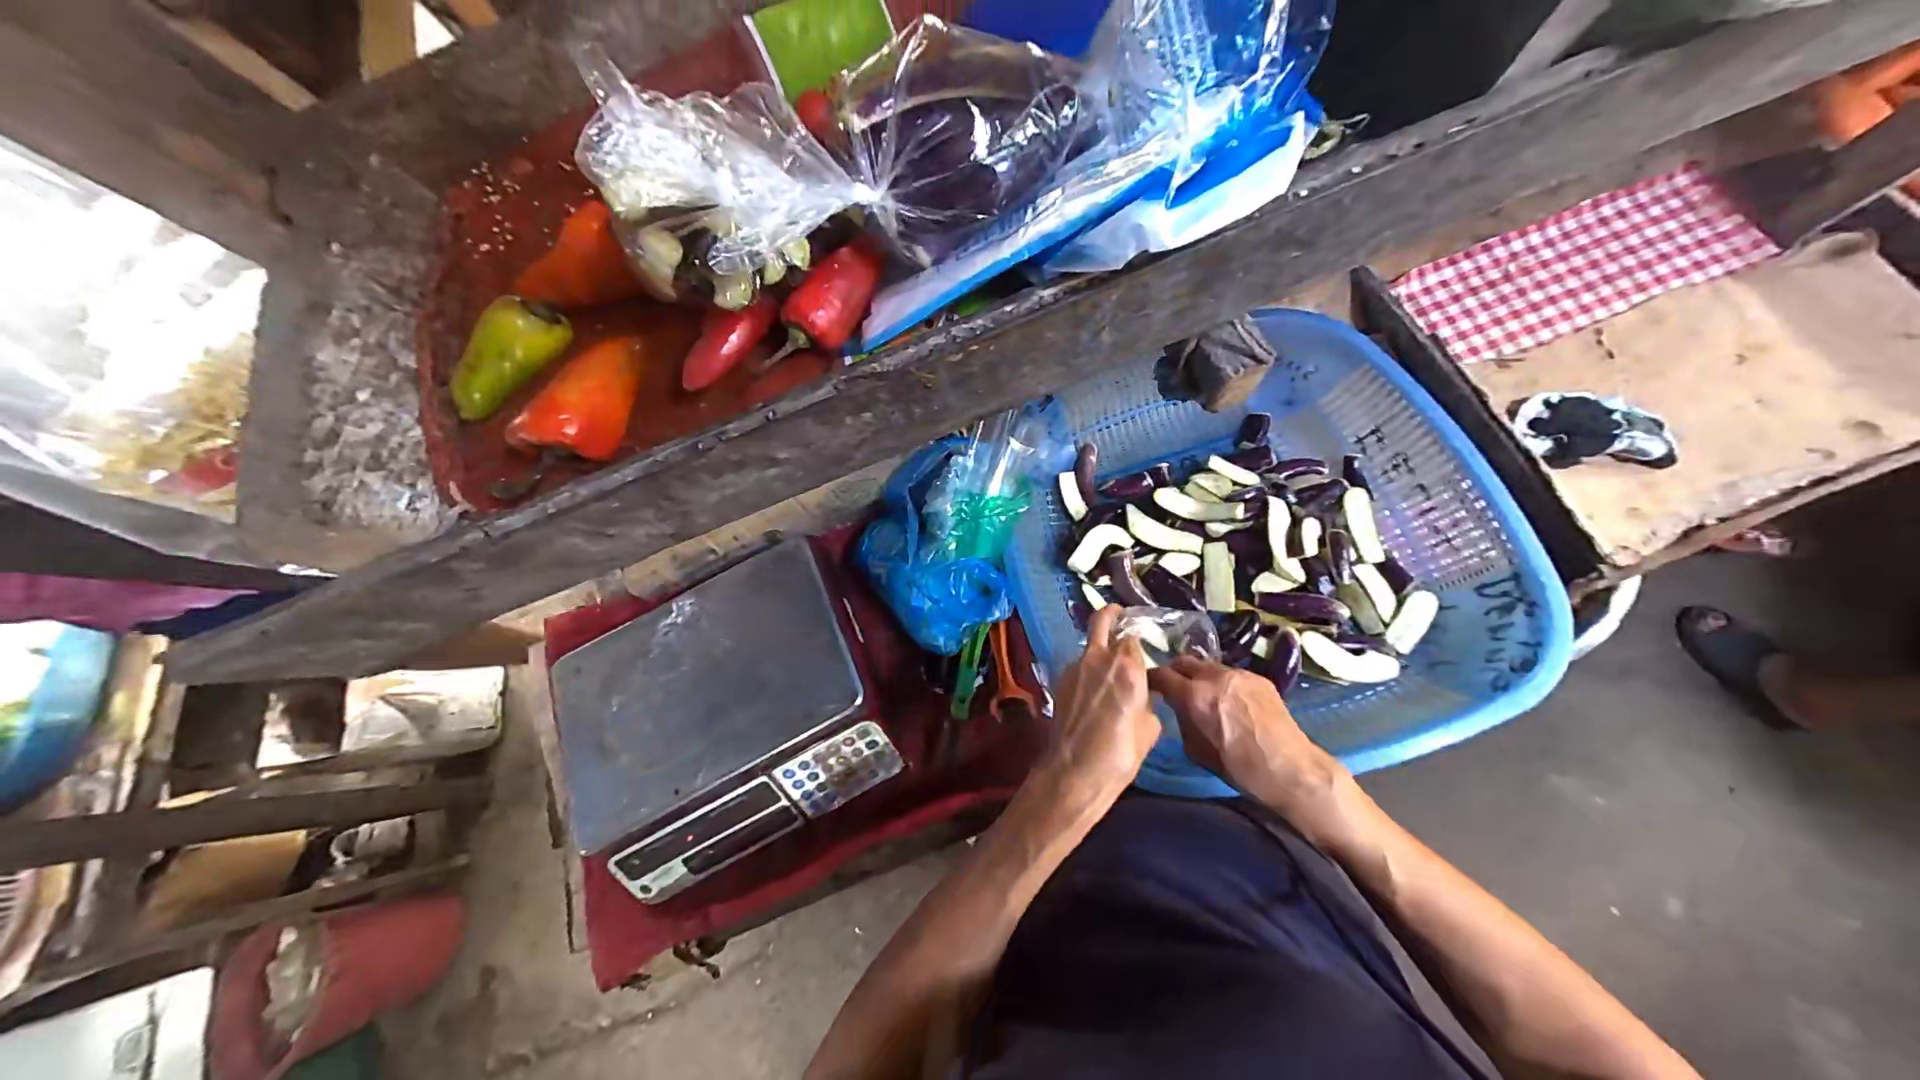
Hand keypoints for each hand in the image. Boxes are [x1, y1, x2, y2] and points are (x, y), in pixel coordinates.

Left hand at [1038, 607, 1160, 804]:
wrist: (1075, 770)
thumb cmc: (1121, 752)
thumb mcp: (1150, 728)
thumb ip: (1149, 701)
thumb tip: (1144, 696)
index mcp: (1128, 665)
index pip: (1133, 638)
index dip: (1138, 643)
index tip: (1142, 649)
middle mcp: (1099, 658)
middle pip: (1101, 622)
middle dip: (1110, 616)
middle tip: (1117, 615)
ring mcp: (1074, 668)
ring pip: (1089, 647)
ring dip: (1098, 651)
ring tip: (1106, 671)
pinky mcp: (1059, 681)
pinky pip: (1078, 668)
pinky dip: (1086, 672)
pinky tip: (1092, 693)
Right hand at [1147, 656, 1349, 837]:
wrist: (1292, 770)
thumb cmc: (1240, 768)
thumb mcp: (1197, 750)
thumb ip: (1182, 721)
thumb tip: (1178, 708)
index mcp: (1195, 696)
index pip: (1161, 674)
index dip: (1151, 681)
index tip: (1150, 690)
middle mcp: (1215, 676)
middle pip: (1183, 661)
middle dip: (1174, 673)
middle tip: (1174, 690)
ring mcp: (1239, 673)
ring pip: (1208, 666)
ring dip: (1199, 677)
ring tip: (1204, 696)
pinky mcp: (1259, 677)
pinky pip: (1230, 674)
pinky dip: (1222, 682)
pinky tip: (1230, 702)